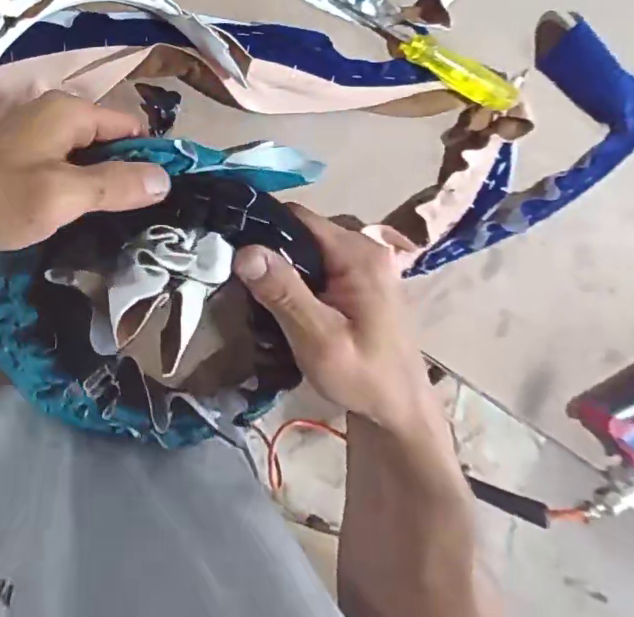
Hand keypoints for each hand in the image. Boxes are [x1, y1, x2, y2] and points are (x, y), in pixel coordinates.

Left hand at [0, 92, 170, 253]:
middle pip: (109, 141)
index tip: (167, 200)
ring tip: (117, 224)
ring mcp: (33, 132)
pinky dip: (75, 187)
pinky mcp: (19, 154)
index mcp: (68, 112)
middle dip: (126, 175)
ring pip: (86, 156)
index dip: (152, 159)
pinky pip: (62, 165)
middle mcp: (53, 113)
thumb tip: (166, 177)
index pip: (131, 127)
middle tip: (144, 220)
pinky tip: (78, 216)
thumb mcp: (60, 196)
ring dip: (100, 185)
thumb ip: (114, 185)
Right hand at [235, 206, 442, 439]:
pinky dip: (295, 274)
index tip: (232, 249)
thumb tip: (245, 250)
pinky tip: (281, 297)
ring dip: (281, 263)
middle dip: (269, 248)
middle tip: (241, 275)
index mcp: (359, 254)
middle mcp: (365, 248)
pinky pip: (317, 261)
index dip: (262, 227)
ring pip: (306, 245)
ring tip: (256, 288)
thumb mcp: (319, 339)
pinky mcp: (359, 278)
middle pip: (300, 228)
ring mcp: (364, 262)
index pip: (297, 217)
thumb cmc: (364, 379)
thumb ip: (284, 292)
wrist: (401, 416)